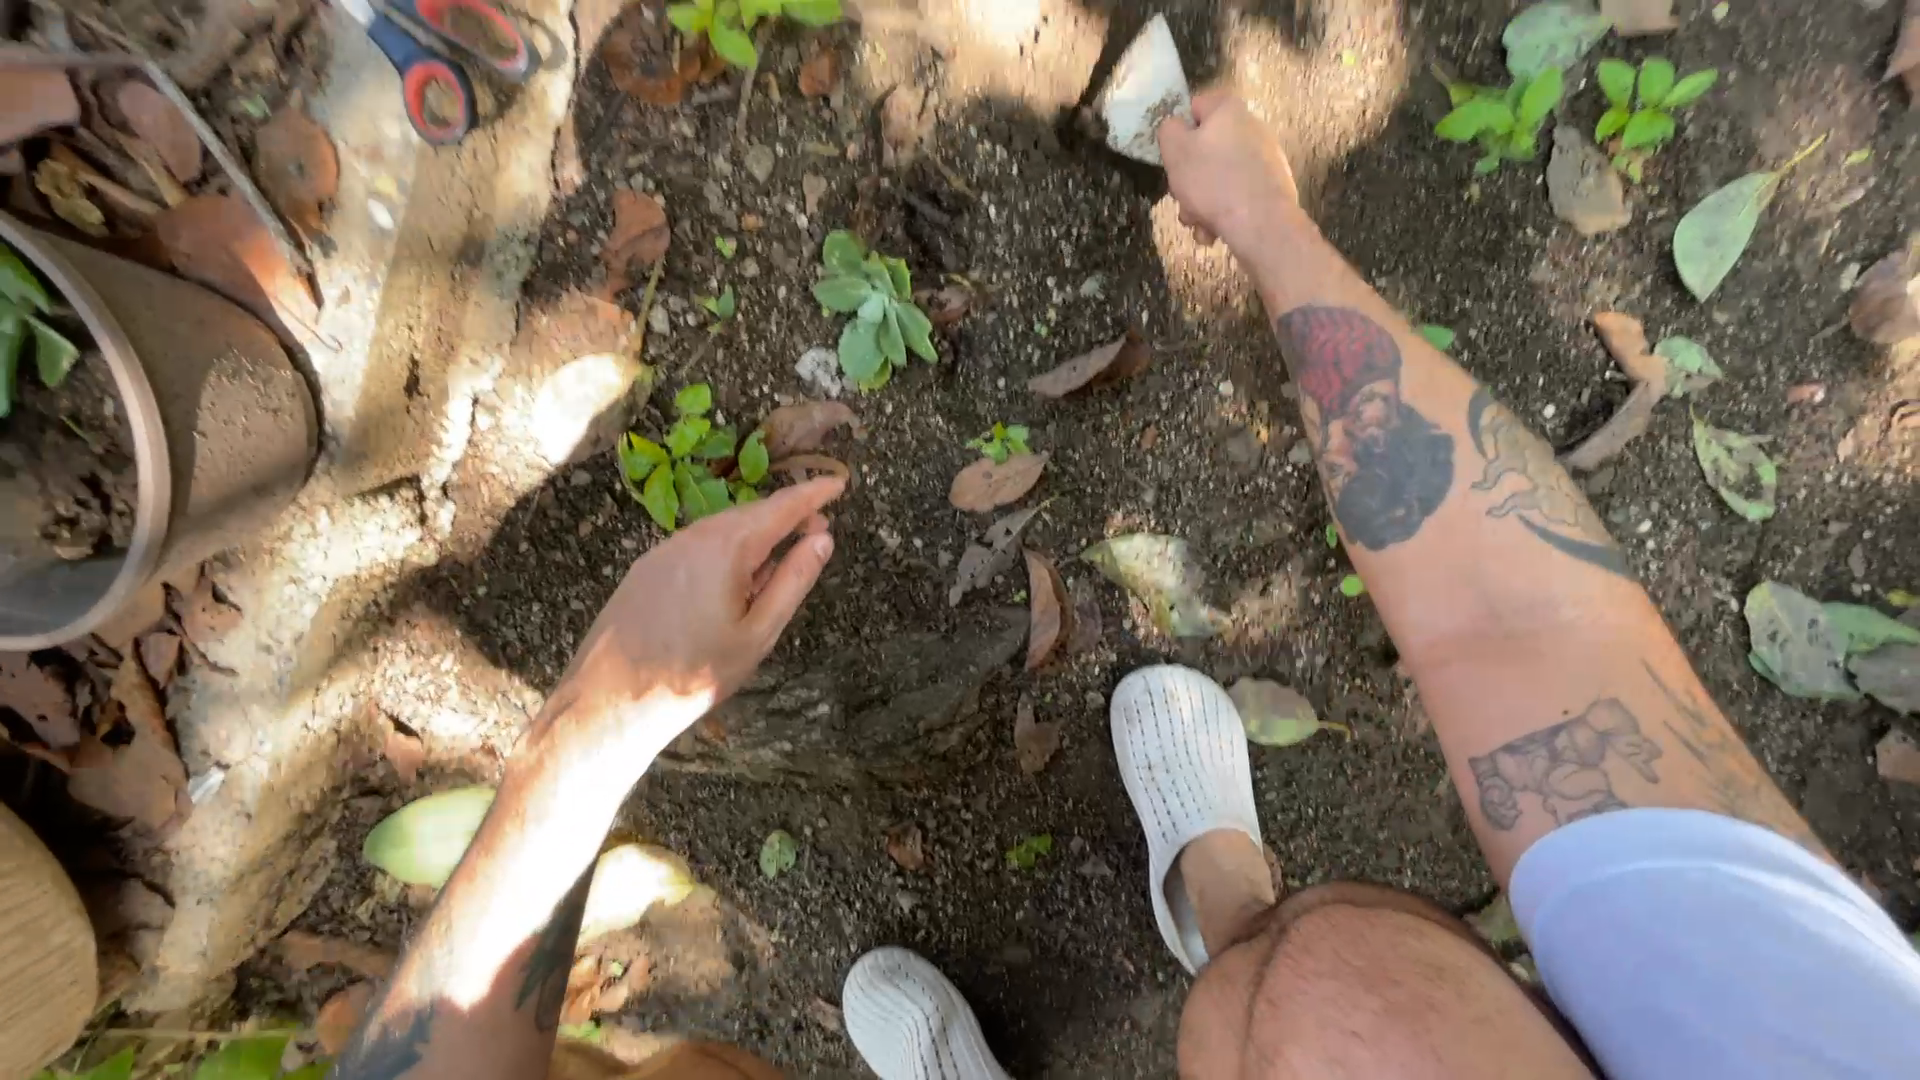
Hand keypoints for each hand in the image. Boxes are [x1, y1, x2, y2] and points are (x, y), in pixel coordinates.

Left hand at [537, 478, 845, 759]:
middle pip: (750, 515)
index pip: (781, 508)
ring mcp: (664, 550)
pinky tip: (734, 583)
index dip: (813, 494)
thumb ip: (793, 580)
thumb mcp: (758, 633)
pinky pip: (698, 547)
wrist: (610, 701)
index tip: (838, 483)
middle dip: (787, 517)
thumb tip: (822, 538)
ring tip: (777, 565)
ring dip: (756, 536)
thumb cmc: (696, 672)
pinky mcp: (646, 569)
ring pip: (722, 530)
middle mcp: (693, 537)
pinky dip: (727, 551)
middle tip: (817, 534)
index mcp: (726, 548)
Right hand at [1157, 87, 1300, 246]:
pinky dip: (1223, 210)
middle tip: (1182, 199)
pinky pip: (1237, 193)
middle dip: (1189, 178)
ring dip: (1201, 202)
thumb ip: (1168, 131)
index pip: (1194, 107)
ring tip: (1198, 223)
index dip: (1178, 132)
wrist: (1260, 221)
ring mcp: (1264, 156)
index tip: (1172, 158)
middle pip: (1206, 149)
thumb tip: (1174, 126)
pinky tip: (1216, 229)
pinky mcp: (1271, 183)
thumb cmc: (1212, 181)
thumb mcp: (1176, 152)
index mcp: (1227, 109)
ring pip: (1219, 176)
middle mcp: (1250, 125)